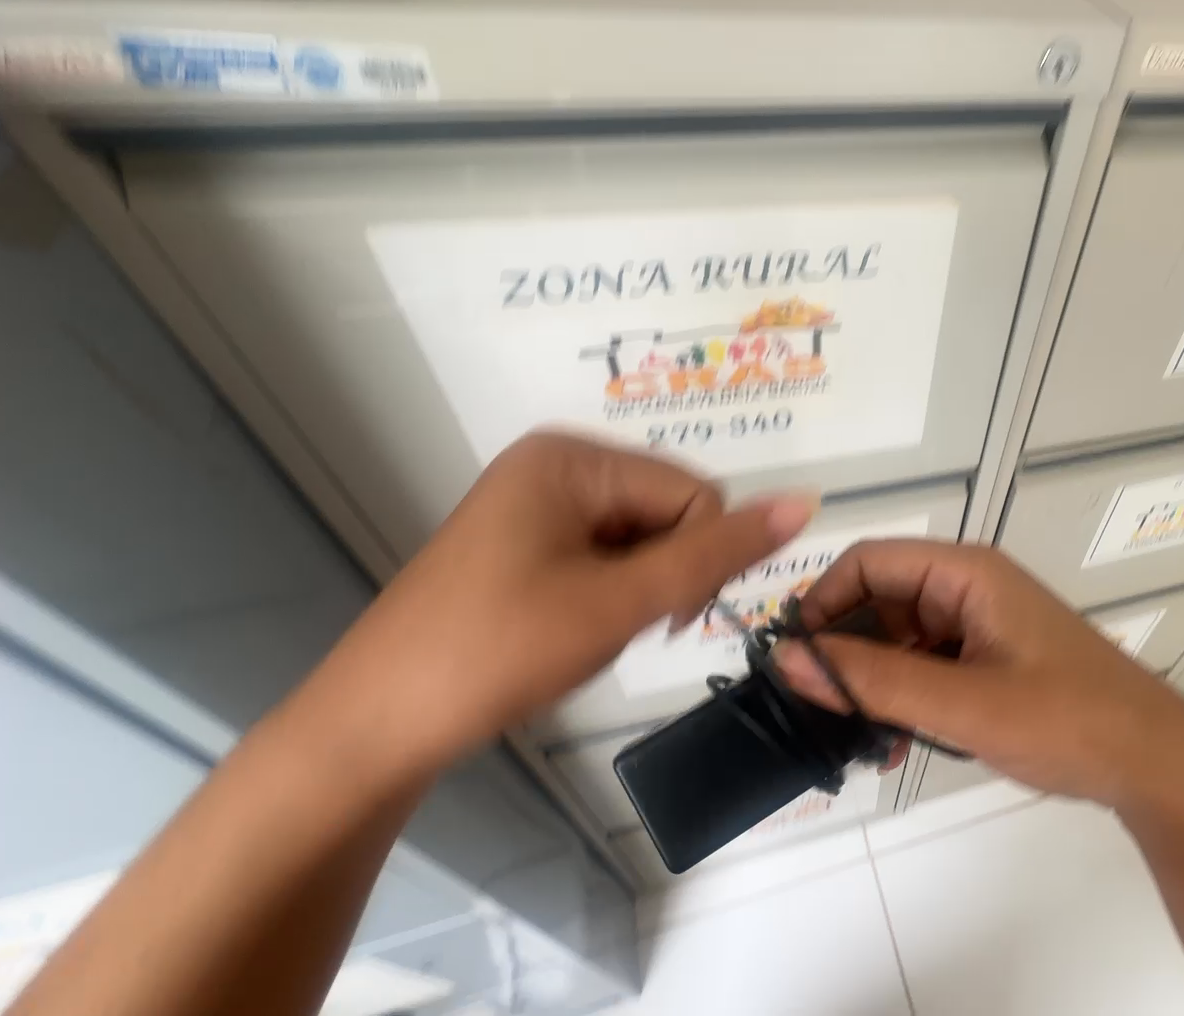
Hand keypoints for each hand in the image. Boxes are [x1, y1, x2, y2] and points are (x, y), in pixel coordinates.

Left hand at [298, 431, 814, 773]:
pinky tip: (577, 627)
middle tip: (627, 627)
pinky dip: (613, 592)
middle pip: (669, 509)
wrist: (377, 727)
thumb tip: (806, 501)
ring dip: (643, 587)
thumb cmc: (500, 652)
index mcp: (573, 457)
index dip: (699, 559)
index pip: (695, 494)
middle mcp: (556, 463)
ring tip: (594, 631)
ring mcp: (537, 502)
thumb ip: (717, 553)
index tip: (666, 620)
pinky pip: (607, 552)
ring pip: (644, 536)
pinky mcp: (526, 540)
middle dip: (668, 572)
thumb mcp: (621, 601)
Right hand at [777, 540, 1183, 809]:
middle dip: (846, 652)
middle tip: (817, 712)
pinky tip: (893, 744)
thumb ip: (872, 680)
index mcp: (966, 573)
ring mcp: (980, 625)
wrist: (1153, 762)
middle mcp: (969, 588)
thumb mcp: (960, 703)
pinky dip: (904, 698)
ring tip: (857, 739)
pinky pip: (927, 666)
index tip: (791, 660)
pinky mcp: (989, 660)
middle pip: (881, 601)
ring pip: (900, 639)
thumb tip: (785, 657)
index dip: (822, 603)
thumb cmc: (1064, 720)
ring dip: (874, 683)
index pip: (868, 562)